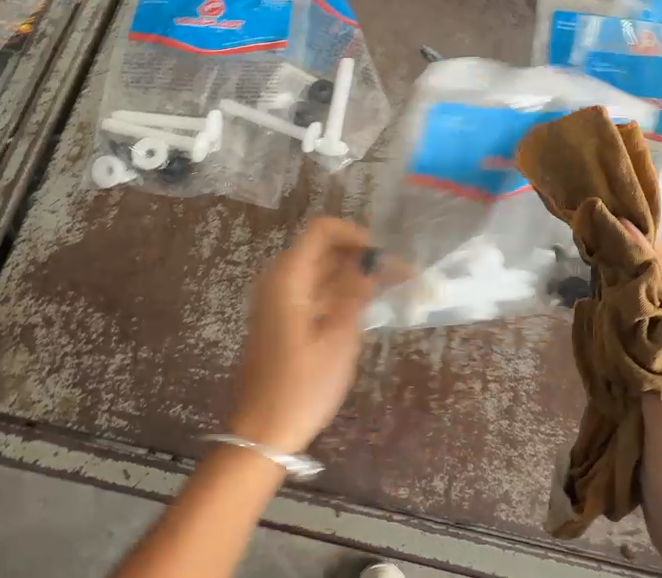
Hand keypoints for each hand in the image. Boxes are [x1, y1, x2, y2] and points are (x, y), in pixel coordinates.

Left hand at [227, 216, 374, 454]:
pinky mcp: (281, 318)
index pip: (322, 230)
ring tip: (390, 291)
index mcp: (288, 277)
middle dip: (360, 257)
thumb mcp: (338, 340)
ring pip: (320, 271)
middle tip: (399, 275)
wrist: (262, 431)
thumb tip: (369, 266)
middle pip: (322, 249)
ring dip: (352, 276)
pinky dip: (338, 294)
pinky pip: (313, 292)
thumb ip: (354, 295)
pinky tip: (364, 311)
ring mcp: (277, 299)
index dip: (355, 235)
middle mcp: (279, 280)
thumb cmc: (302, 386)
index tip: (383, 256)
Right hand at [631, 220, 661, 577]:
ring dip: (636, 289)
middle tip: (609, 225)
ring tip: (608, 249)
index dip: (652, 263)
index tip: (623, 225)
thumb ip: (653, 368)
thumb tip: (629, 313)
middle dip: (645, 266)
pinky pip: (656, 347)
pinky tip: (613, 300)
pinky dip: (632, 322)